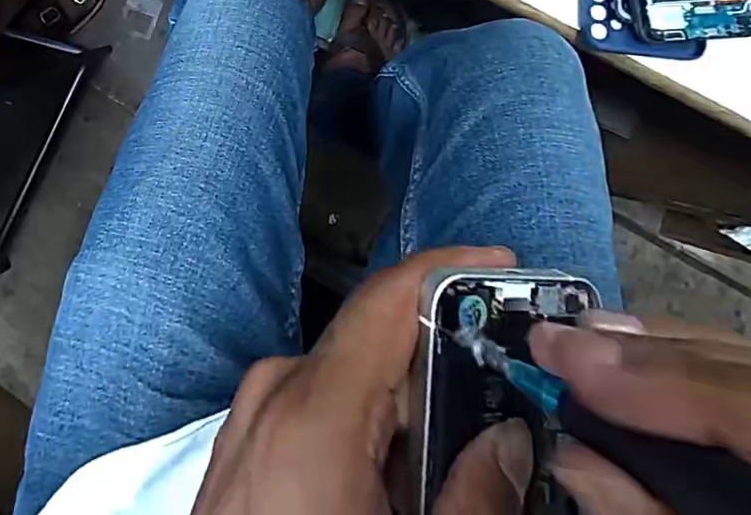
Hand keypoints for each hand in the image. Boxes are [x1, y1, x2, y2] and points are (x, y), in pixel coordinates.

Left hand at [192, 247, 533, 514]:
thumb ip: (473, 500)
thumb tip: (507, 440)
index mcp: (312, 409)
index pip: (385, 300)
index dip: (445, 267)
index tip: (501, 261)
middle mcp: (276, 391)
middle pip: (373, 344)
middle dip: (440, 360)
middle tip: (502, 391)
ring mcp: (251, 416)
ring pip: (348, 379)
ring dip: (405, 402)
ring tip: (456, 453)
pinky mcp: (243, 443)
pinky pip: (316, 408)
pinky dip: (365, 425)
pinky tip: (396, 477)